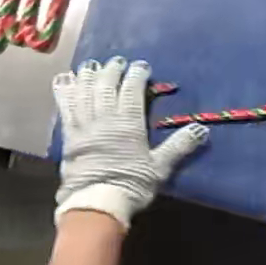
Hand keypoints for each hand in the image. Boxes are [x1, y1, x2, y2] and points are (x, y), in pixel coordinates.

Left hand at [52, 58, 206, 227]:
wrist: (96, 203)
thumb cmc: (131, 185)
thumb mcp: (160, 167)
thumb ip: (179, 146)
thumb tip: (201, 128)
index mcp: (128, 123)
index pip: (132, 89)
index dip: (137, 74)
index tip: (141, 66)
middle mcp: (105, 117)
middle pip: (107, 85)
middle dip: (112, 69)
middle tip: (117, 62)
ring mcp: (84, 124)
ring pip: (85, 91)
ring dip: (88, 75)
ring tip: (92, 65)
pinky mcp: (69, 134)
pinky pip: (65, 106)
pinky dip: (64, 90)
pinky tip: (64, 78)